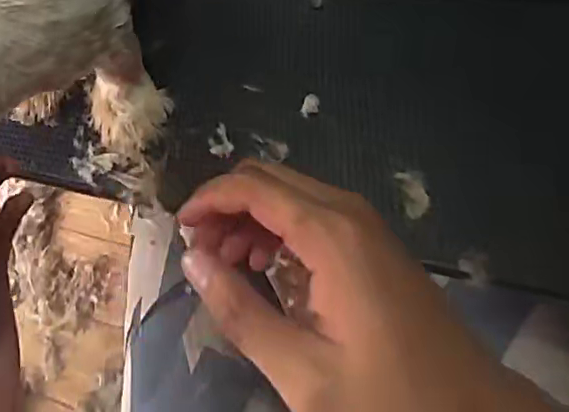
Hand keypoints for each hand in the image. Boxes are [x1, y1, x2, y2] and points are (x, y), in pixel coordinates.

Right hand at [178, 161, 547, 411]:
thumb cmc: (390, 398)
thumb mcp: (304, 374)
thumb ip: (240, 313)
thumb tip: (192, 260)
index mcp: (328, 231)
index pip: (252, 186)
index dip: (209, 199)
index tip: (179, 229)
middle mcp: (344, 209)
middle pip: (268, 179)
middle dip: (226, 205)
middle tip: (200, 252)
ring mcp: (361, 221)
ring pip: (288, 193)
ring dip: (250, 218)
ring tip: (226, 266)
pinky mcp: (370, 239)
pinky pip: (311, 213)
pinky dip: (278, 229)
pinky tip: (266, 270)